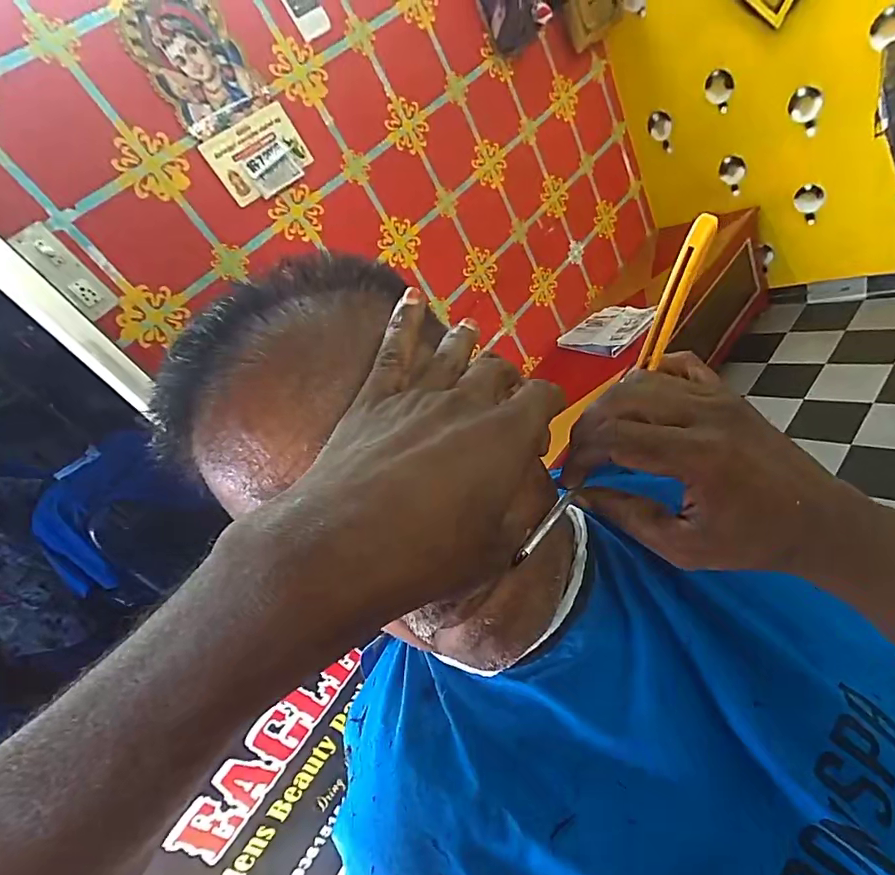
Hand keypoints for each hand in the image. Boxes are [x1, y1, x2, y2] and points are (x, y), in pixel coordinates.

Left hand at [240, 289, 565, 629]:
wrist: (345, 546)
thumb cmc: (428, 557)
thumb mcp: (493, 551)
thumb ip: (518, 516)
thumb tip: (528, 498)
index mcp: (506, 435)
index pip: (543, 397)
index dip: (549, 407)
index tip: (542, 427)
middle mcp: (466, 402)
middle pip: (498, 369)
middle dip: (509, 378)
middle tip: (506, 394)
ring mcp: (417, 394)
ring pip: (451, 351)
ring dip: (466, 340)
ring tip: (471, 329)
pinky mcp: (374, 397)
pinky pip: (393, 347)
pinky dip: (405, 319)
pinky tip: (411, 298)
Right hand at [559, 351, 885, 575]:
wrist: (815, 518)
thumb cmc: (751, 542)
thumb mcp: (684, 547)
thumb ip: (629, 517)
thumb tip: (583, 495)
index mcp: (696, 456)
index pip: (615, 436)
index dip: (581, 456)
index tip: (570, 480)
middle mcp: (705, 414)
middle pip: (621, 401)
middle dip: (587, 429)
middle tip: (580, 460)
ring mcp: (718, 396)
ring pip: (642, 379)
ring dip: (610, 405)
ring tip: (601, 437)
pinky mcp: (727, 392)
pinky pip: (678, 366)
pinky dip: (649, 378)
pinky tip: (640, 406)